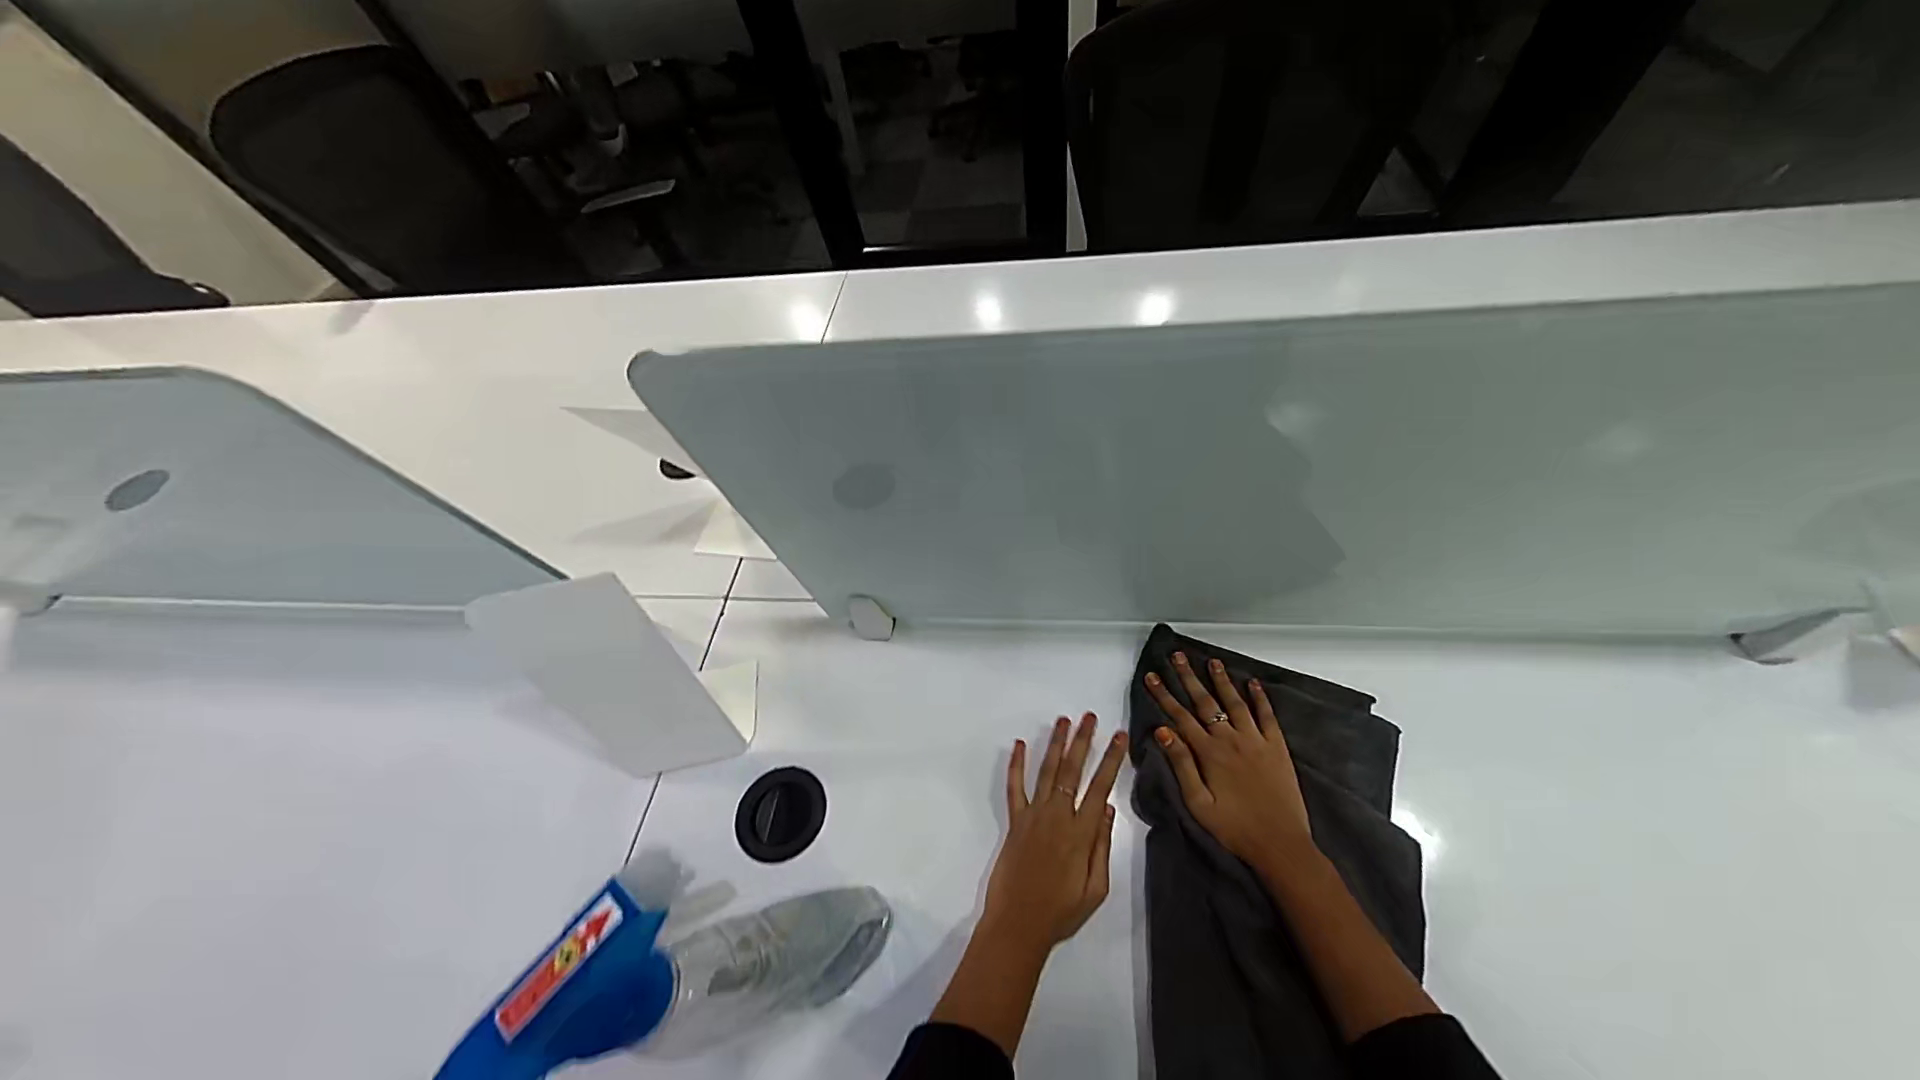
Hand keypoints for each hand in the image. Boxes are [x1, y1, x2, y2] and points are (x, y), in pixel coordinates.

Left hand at [982, 712, 1127, 950]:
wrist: (1018, 924)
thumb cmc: (1062, 912)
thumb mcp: (1096, 888)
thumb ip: (1102, 845)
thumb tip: (1109, 808)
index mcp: (1082, 833)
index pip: (1101, 787)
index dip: (1111, 759)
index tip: (1119, 736)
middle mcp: (1058, 816)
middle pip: (1073, 771)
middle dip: (1084, 741)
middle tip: (1091, 717)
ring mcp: (1033, 816)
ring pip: (1047, 772)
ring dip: (1056, 744)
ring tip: (1064, 721)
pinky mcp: (1014, 822)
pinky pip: (1015, 788)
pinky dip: (1016, 765)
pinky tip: (1020, 745)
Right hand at [1144, 651, 1315, 868]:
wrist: (1280, 843)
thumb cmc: (1233, 827)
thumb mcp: (1197, 802)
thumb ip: (1181, 764)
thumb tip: (1162, 731)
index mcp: (1208, 753)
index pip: (1180, 716)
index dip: (1164, 694)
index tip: (1152, 676)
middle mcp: (1231, 739)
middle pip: (1205, 702)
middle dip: (1188, 677)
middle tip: (1178, 656)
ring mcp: (1256, 741)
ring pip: (1235, 702)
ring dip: (1222, 680)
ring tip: (1212, 661)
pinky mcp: (1277, 748)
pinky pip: (1267, 716)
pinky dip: (1260, 698)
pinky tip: (1253, 683)